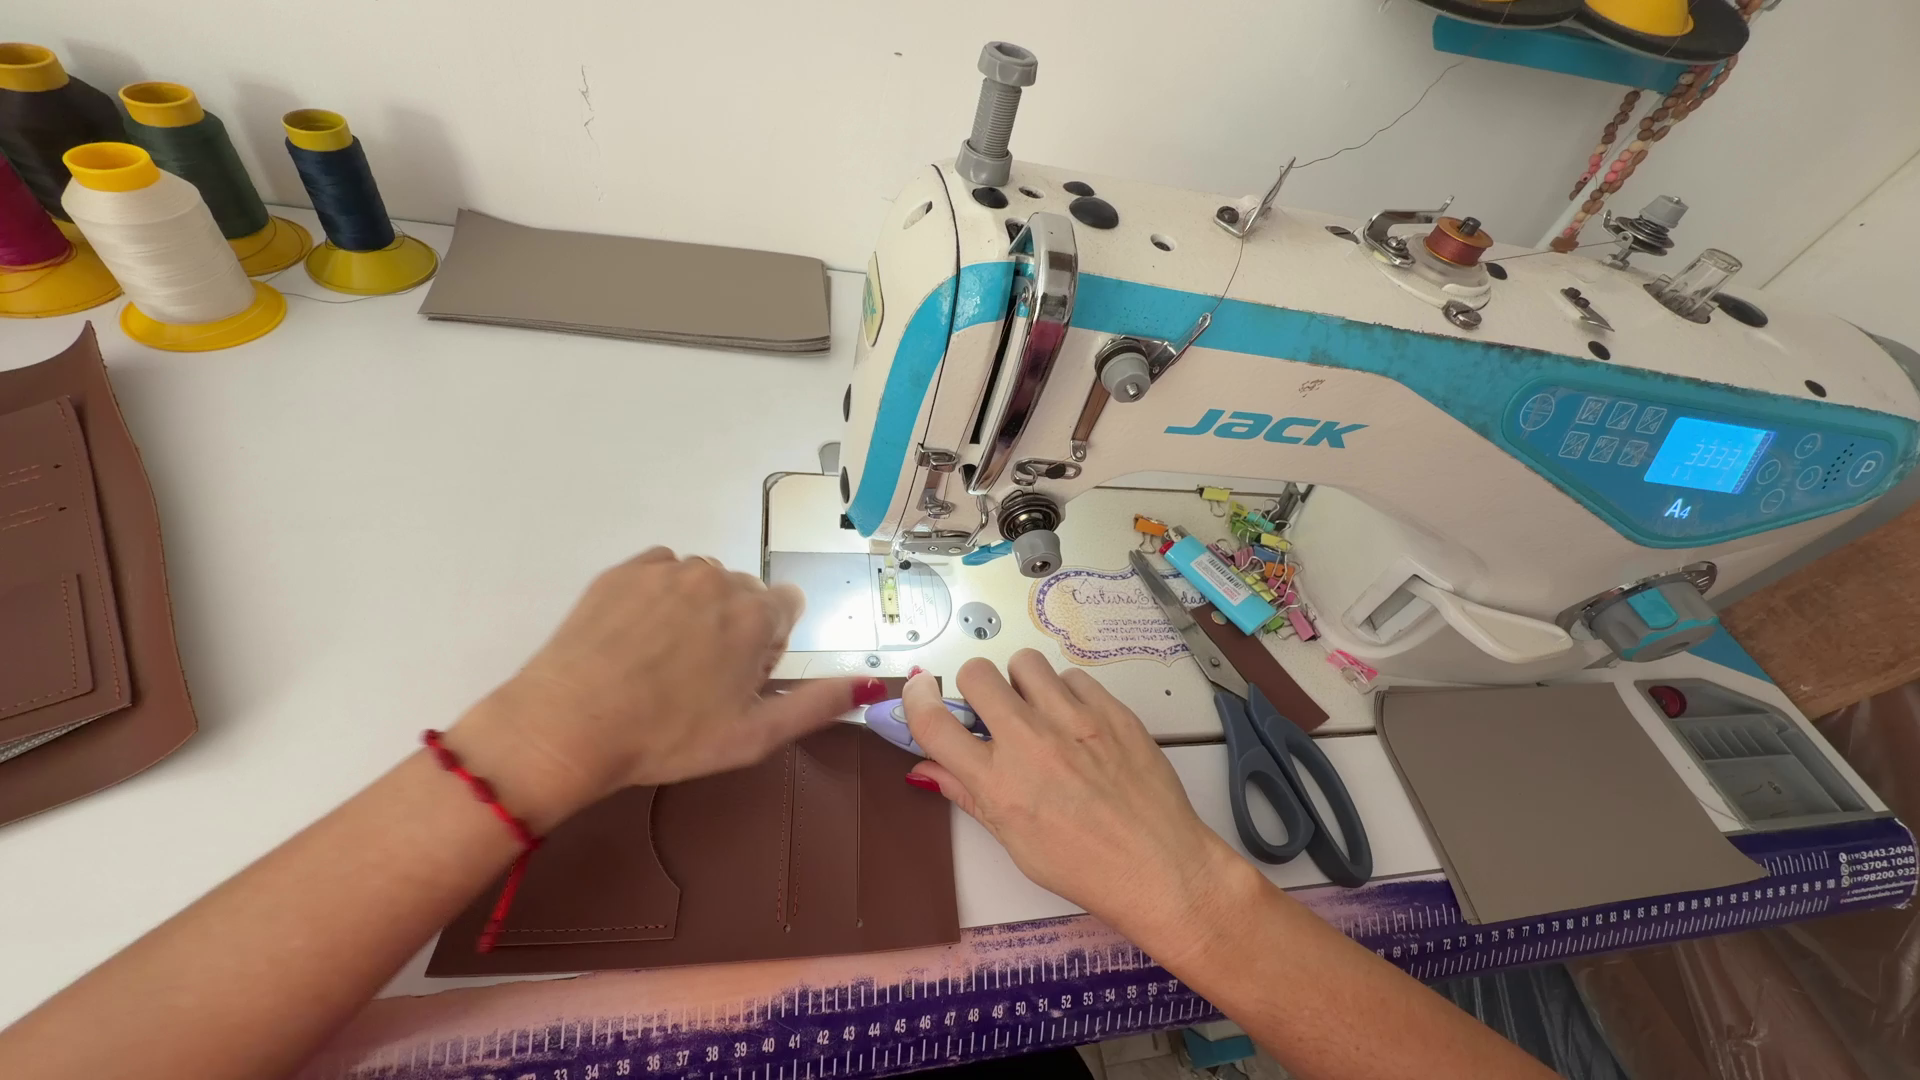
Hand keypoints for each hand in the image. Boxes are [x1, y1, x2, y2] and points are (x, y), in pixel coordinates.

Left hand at [449, 548, 887, 828]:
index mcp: (756, 614)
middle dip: (735, 626)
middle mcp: (719, 578)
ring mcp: (668, 570)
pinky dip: (659, 594)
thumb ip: (818, 705)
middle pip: (745, 594)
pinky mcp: (624, 569)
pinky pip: (661, 571)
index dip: (769, 644)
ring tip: (663, 658)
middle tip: (698, 677)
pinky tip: (637, 635)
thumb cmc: (668, 737)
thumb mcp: (754, 735)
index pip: (787, 607)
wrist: (568, 725)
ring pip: (703, 581)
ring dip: (697, 608)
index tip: (739, 677)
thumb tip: (871, 684)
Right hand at [903, 651, 1247, 954]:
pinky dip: (1067, 693)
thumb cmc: (1084, 867)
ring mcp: (1073, 720)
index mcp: (997, 782)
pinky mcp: (1110, 709)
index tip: (919, 690)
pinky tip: (1079, 722)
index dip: (916, 699)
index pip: (933, 722)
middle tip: (994, 710)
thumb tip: (926, 769)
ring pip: (1024, 662)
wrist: (1161, 867)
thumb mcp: (1014, 841)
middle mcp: (1029, 742)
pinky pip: (1072, 676)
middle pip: (976, 674)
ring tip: (1040, 710)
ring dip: (1022, 683)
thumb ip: (968, 794)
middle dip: (975, 687)